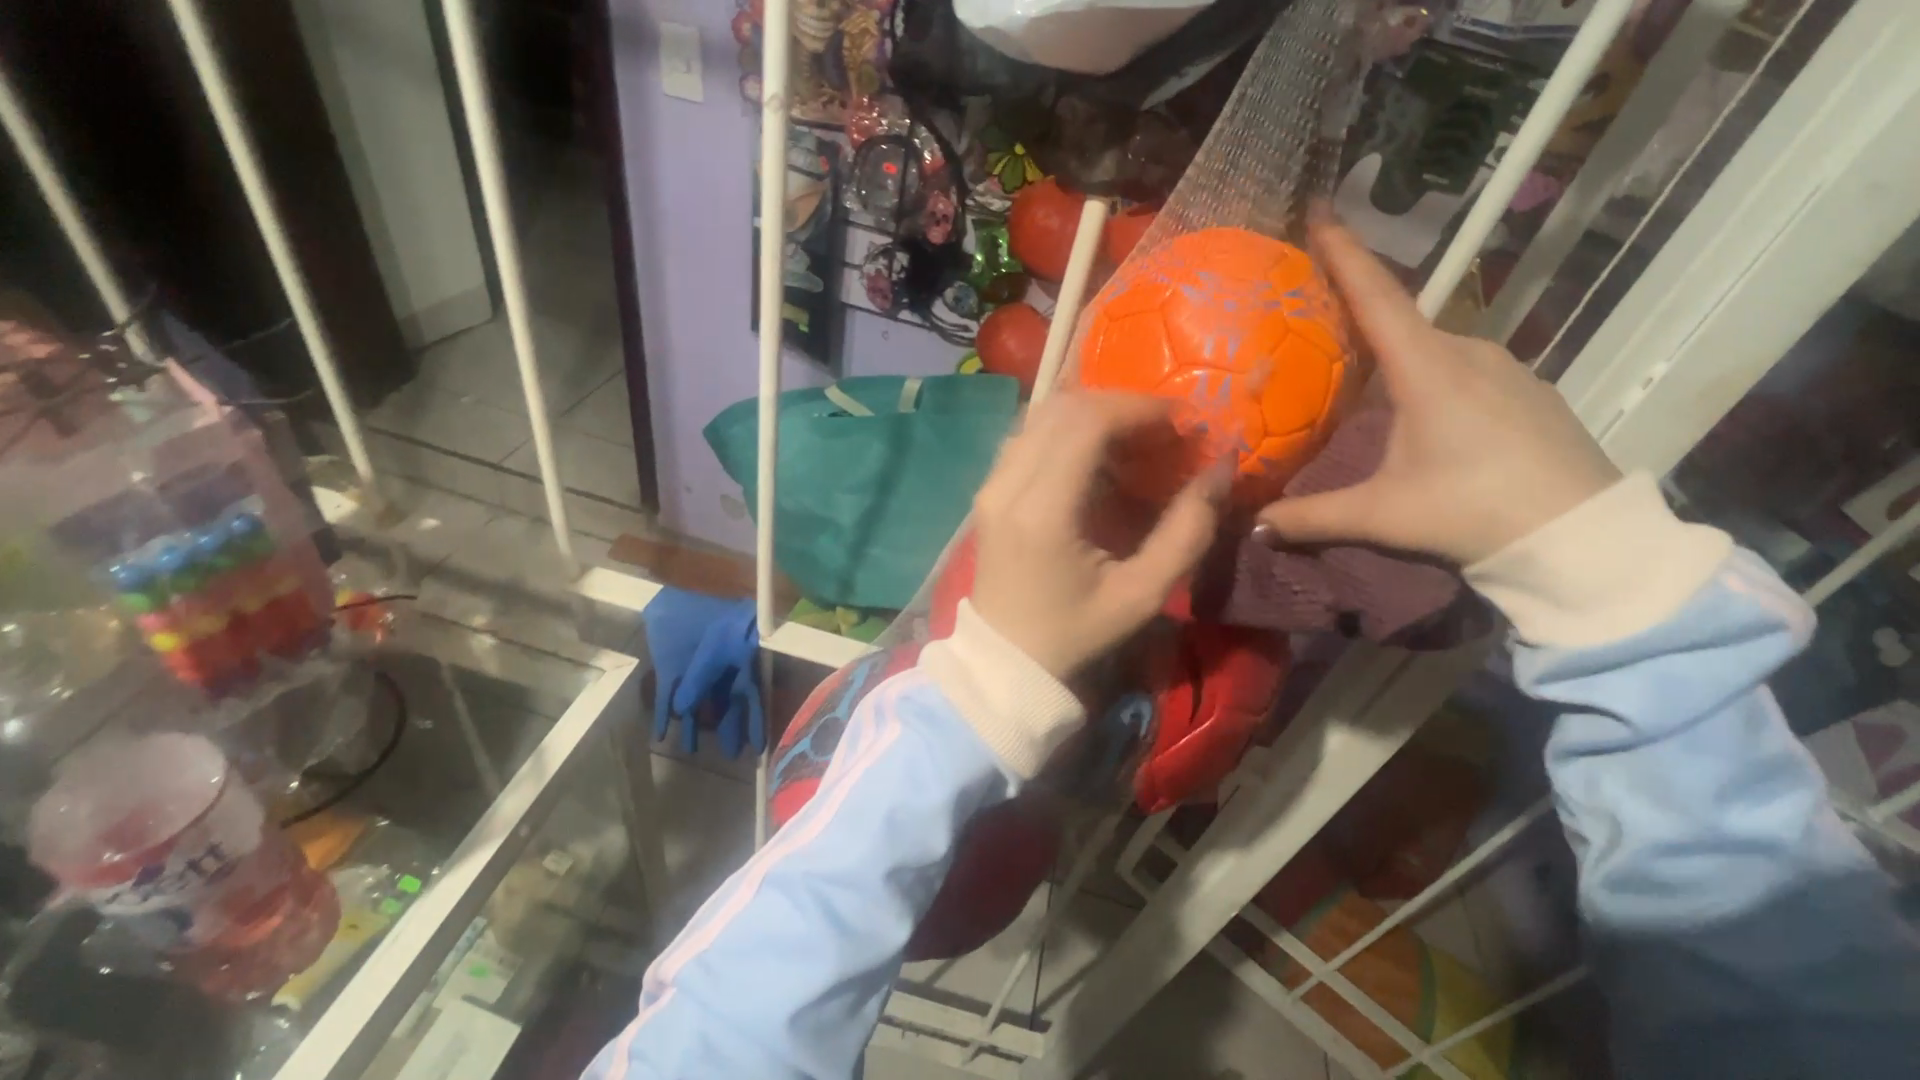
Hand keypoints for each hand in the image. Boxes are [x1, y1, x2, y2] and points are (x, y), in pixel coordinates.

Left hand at [970, 393, 1226, 679]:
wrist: (1007, 661)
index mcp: (1042, 513)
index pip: (1085, 424)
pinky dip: (1066, 429)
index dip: (1138, 408)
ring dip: (1091, 413)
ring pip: (1040, 415)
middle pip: (1061, 408)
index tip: (1181, 421)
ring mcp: (990, 485)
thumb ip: (1186, 532)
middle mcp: (1007, 487)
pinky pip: (1027, 435)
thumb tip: (1221, 469)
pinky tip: (1097, 454)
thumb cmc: (1077, 633)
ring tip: (1134, 438)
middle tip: (1163, 429)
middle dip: (1119, 405)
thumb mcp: (1142, 595)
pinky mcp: (987, 490)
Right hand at [1256, 220, 1620, 565]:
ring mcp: (1507, 371)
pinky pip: (1468, 370)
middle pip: (1403, 321)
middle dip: (1361, 313)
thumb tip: (1253, 527)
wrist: (1582, 538)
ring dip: (1399, 355)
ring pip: (1436, 349)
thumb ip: (1311, 517)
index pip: (1376, 296)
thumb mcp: (1381, 517)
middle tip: (1321, 315)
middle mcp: (1468, 354)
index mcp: (1427, 369)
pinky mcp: (1530, 394)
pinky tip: (1427, 413)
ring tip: (1367, 377)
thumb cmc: (1472, 511)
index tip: (1319, 210)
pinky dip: (1435, 377)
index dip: (1344, 253)